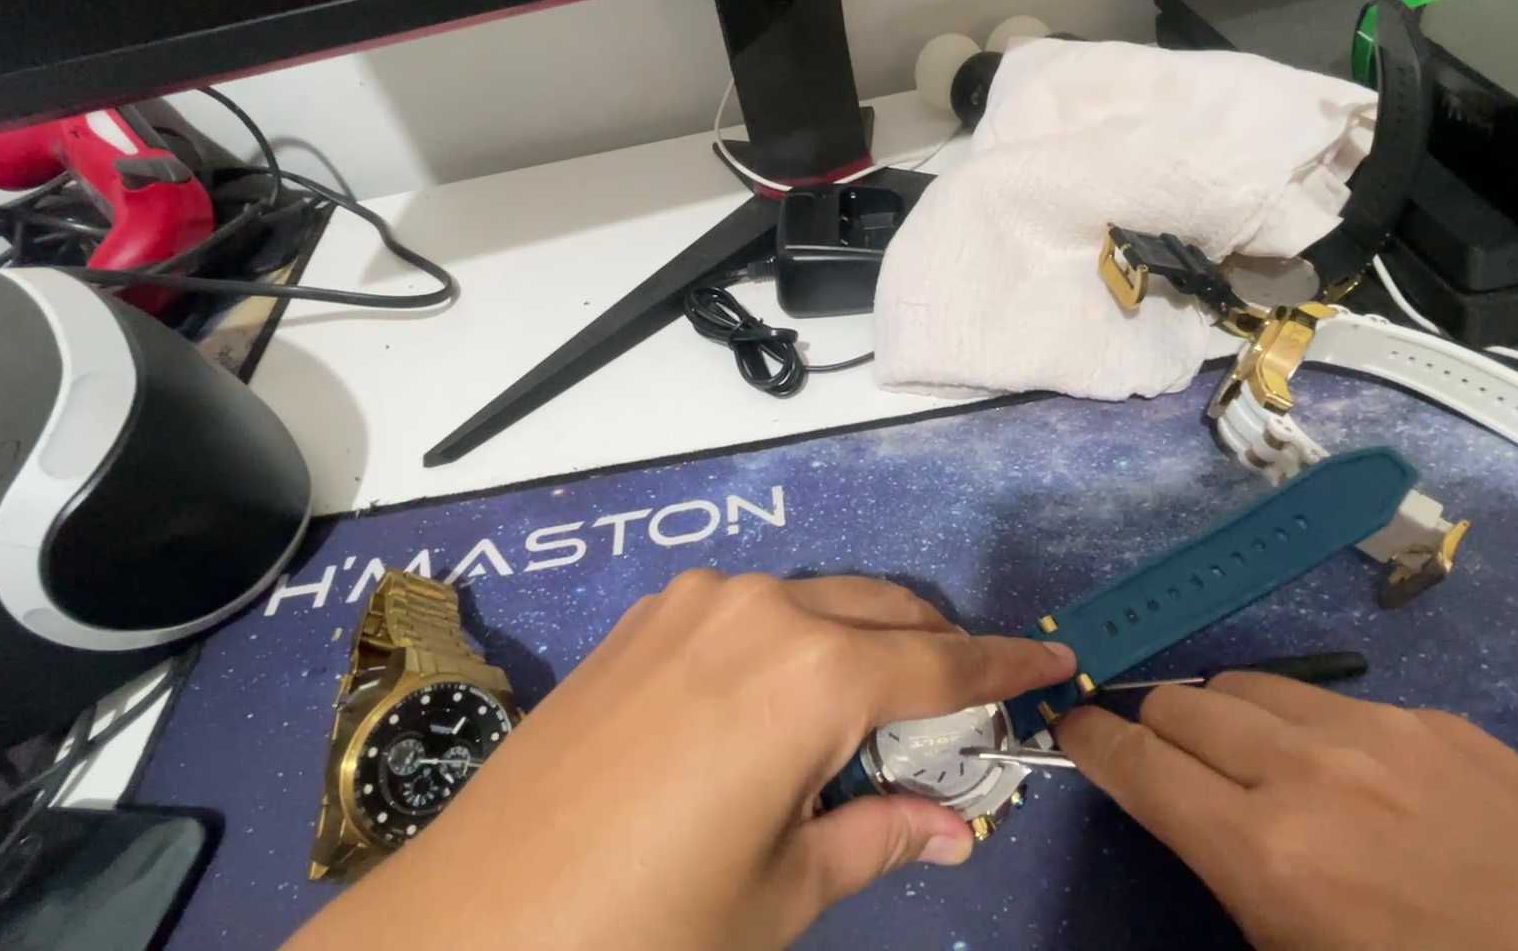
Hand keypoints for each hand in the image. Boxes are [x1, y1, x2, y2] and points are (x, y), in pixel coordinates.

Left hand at [286, 570, 1074, 950]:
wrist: (468, 921)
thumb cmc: (647, 922)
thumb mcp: (782, 890)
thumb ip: (878, 834)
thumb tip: (953, 827)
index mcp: (810, 675)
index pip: (939, 661)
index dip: (1002, 666)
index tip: (1049, 662)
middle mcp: (761, 609)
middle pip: (883, 611)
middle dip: (934, 648)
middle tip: (959, 704)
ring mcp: (696, 599)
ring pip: (818, 601)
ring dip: (860, 641)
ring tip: (862, 710)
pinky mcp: (649, 612)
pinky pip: (752, 608)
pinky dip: (792, 637)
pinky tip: (773, 696)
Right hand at [1056, 673, 1517, 950]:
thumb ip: (1226, 875)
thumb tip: (1180, 808)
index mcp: (1266, 853)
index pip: (1132, 759)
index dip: (1087, 738)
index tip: (1070, 729)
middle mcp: (1306, 770)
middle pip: (1176, 702)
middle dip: (1152, 728)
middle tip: (1164, 761)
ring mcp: (1375, 731)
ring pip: (1241, 682)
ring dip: (1221, 716)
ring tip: (1247, 757)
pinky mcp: (1435, 718)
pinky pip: (1324, 697)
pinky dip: (1299, 722)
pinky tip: (1347, 772)